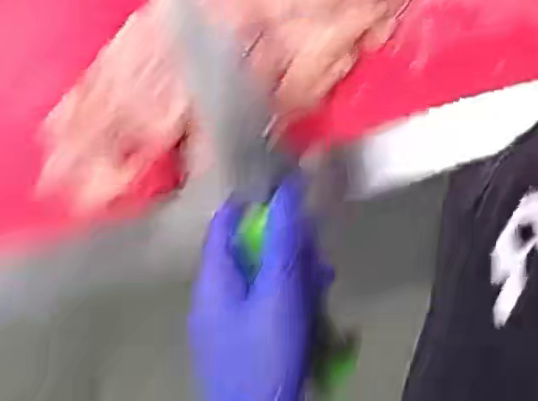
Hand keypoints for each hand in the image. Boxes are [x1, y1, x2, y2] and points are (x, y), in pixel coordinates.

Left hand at [190, 179, 328, 400]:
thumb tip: (287, 185)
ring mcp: (226, 321)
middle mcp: (214, 295)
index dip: (257, 198)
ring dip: (296, 267)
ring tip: (323, 279)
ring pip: (264, 272)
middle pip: (251, 245)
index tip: (293, 188)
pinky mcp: (243, 340)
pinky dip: (292, 293)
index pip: (226, 219)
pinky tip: (315, 304)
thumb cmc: (266, 353)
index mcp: (214, 279)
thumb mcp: (280, 287)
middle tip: (318, 247)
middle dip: (288, 240)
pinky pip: (267, 299)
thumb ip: (283, 235)